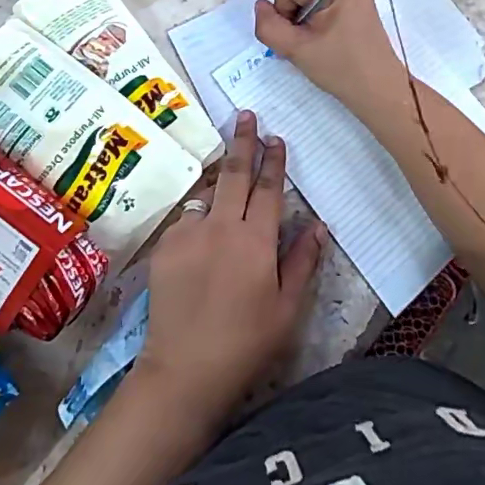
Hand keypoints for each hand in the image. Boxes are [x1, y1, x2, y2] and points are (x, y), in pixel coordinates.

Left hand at [135, 110, 324, 419]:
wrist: (184, 370)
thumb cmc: (246, 344)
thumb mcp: (287, 308)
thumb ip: (303, 261)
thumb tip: (319, 225)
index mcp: (256, 242)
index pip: (269, 189)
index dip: (274, 161)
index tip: (276, 136)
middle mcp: (222, 227)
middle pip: (234, 174)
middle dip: (242, 141)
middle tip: (245, 115)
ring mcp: (189, 233)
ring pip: (207, 194)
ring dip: (219, 182)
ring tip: (225, 176)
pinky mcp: (165, 245)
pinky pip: (187, 219)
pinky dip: (198, 218)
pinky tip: (202, 237)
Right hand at [253, 0, 396, 103]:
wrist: (380, 94)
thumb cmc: (341, 69)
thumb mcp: (296, 49)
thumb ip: (269, 26)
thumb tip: (261, 7)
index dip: (282, 8)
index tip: (295, 35)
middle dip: (292, 16)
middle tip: (303, 45)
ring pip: (309, 1)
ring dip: (302, 23)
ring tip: (313, 48)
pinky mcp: (356, 12)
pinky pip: (322, 10)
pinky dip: (314, 27)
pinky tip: (322, 47)